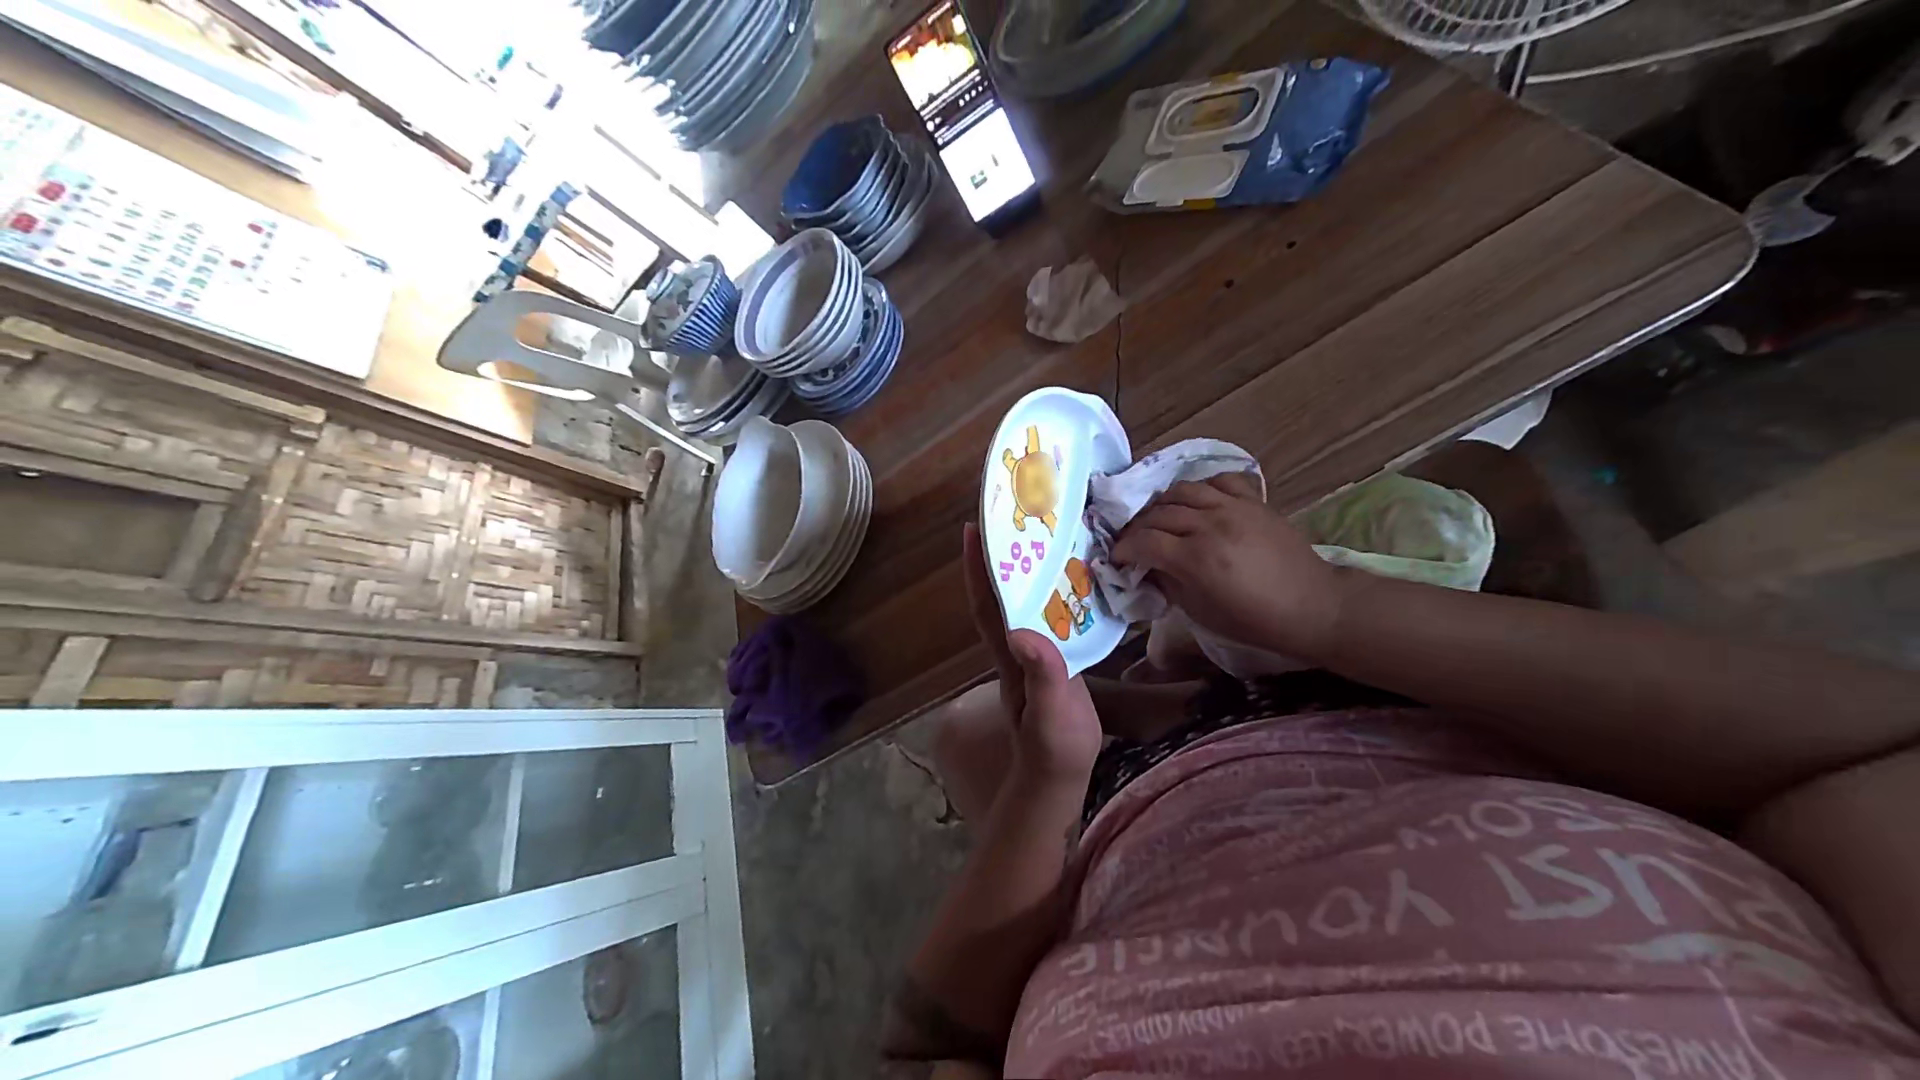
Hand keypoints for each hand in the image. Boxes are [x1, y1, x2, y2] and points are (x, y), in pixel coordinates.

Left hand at [961, 524, 1101, 784]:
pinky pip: (1042, 617)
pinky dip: (1045, 593)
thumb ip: (1043, 676)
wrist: (1058, 781)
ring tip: (1037, 535)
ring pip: (1018, 604)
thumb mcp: (1054, 716)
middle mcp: (1013, 649)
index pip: (987, 605)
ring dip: (1020, 571)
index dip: (978, 568)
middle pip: (999, 596)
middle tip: (1008, 517)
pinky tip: (1063, 579)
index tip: (972, 528)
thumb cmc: (1056, 750)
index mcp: (1010, 655)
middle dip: (997, 557)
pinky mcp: (1050, 662)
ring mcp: (1029, 656)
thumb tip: (1022, 632)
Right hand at [1110, 474, 1346, 658]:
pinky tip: (1196, 501)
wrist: (1312, 606)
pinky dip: (1201, 487)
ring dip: (1163, 504)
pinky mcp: (1254, 501)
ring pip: (1182, 490)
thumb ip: (1167, 583)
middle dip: (1137, 527)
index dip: (1123, 549)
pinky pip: (1218, 480)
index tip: (1117, 558)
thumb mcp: (1199, 612)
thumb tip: (1145, 567)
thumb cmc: (1253, 620)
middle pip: (1157, 514)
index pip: (1143, 541)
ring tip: (1160, 518)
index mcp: (1195, 558)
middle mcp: (1210, 525)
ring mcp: (1234, 508)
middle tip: (1132, 541)